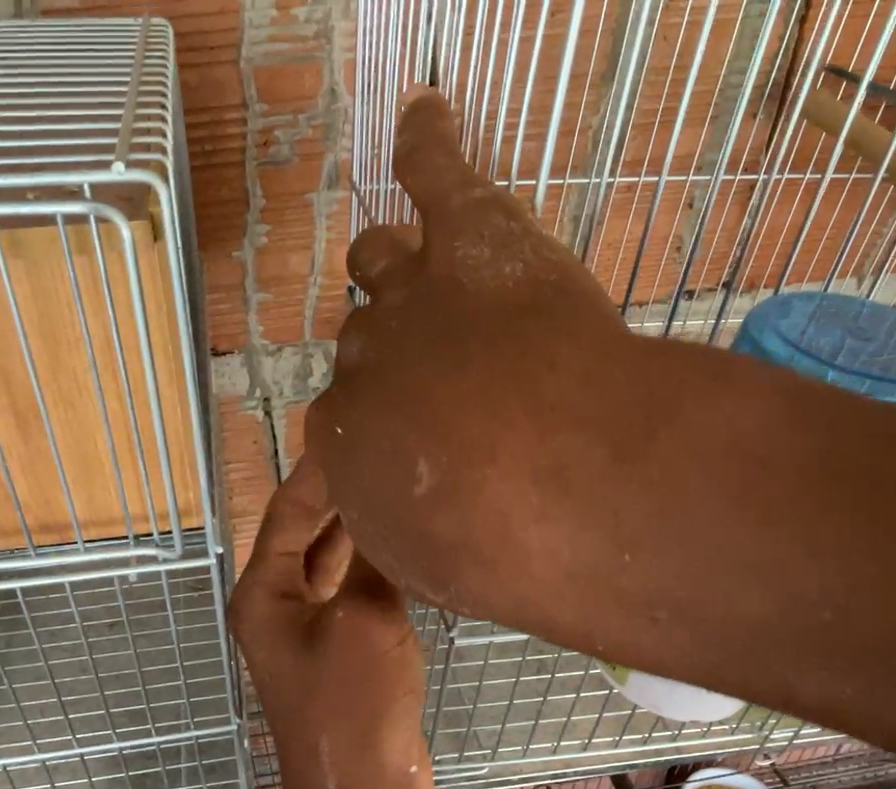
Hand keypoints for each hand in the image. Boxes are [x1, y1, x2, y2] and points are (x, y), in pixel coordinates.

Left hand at [229, 455, 431, 788]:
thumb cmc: (352, 707)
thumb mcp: (366, 622)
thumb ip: (376, 560)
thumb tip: (392, 507)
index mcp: (263, 594)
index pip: (287, 512)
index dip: (317, 470)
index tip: (349, 426)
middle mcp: (279, 607)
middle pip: (306, 534)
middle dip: (339, 495)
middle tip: (381, 449)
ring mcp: (311, 633)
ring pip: (334, 565)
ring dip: (360, 531)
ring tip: (398, 485)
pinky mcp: (344, 654)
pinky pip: (357, 596)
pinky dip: (378, 569)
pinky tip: (410, 545)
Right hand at [307, 88, 649, 627]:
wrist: (551, 483)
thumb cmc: (493, 549)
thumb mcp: (432, 566)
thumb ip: (411, 534)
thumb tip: (417, 524)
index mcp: (345, 445)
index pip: (344, 418)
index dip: (381, 423)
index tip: (413, 437)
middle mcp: (364, 362)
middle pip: (362, 337)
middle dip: (388, 349)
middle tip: (431, 365)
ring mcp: (413, 296)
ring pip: (380, 260)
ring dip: (391, 263)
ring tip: (407, 260)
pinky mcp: (471, 239)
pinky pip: (437, 176)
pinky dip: (430, 144)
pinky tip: (426, 115)